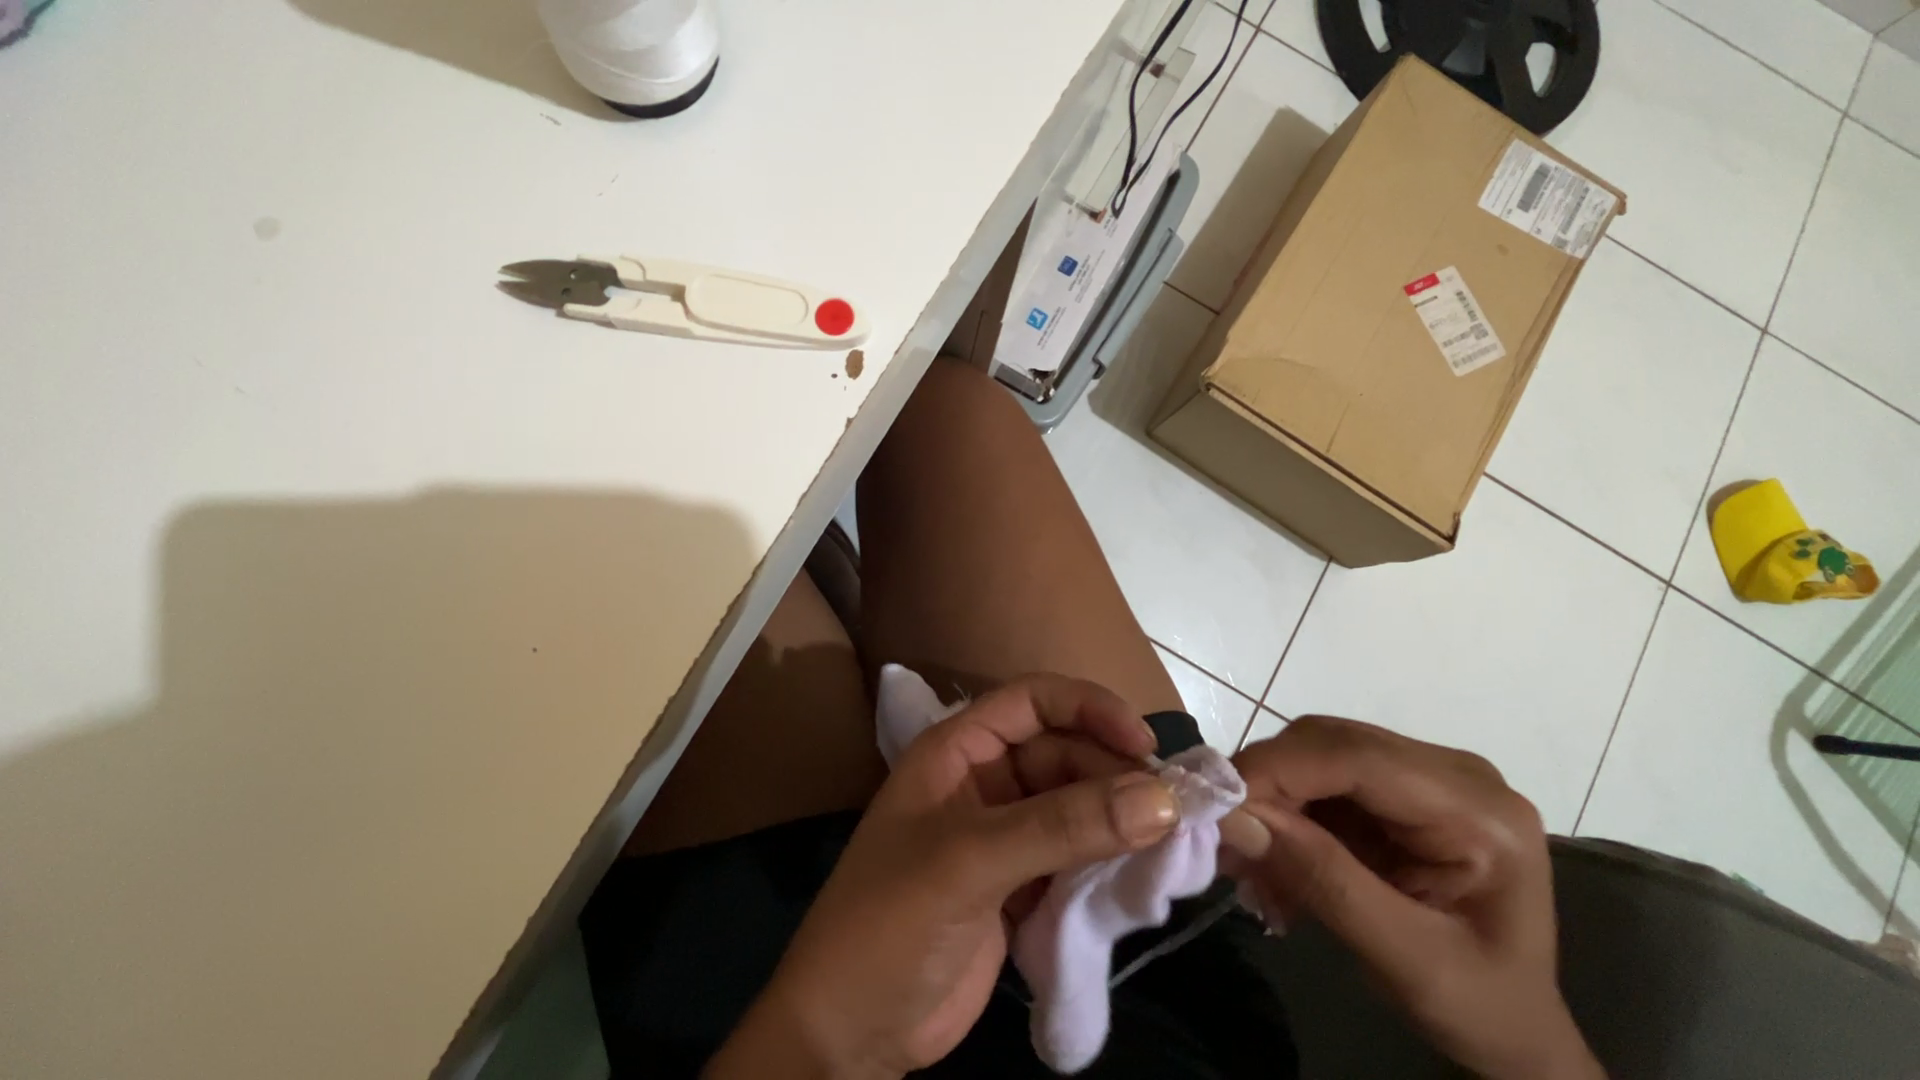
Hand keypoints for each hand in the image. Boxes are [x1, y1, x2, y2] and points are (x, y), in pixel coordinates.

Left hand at [705, 675, 1181, 1079]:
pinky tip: (1142, 876)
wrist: (852, 1031)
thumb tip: (1161, 797)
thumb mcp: (968, 862)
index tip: (1144, 746)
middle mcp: (984, 784)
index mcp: (956, 753)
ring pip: (1077, 806)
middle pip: (1066, 755)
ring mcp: (1004, 837)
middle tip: (1171, 813)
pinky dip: (1110, 861)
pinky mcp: (1021, 887)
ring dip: (1120, 820)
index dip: (1089, 709)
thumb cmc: (890, 923)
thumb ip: (1061, 826)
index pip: (1032, 702)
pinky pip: (1077, 855)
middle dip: (1115, 775)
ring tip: (1170, 845)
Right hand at [1222, 717, 1603, 1079]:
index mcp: (1479, 811)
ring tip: (1244, 864)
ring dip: (1270, 803)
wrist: (1518, 1033)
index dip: (1278, 770)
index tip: (1214, 808)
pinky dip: (1285, 818)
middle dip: (1266, 785)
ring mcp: (1426, 779)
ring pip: (1316, 756)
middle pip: (1332, 745)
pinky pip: (1321, 784)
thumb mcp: (1407, 960)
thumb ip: (1326, 881)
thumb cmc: (1481, 1007)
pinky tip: (1272, 864)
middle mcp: (1454, 774)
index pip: (1358, 758)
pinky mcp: (1400, 794)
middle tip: (1221, 843)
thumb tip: (1237, 818)